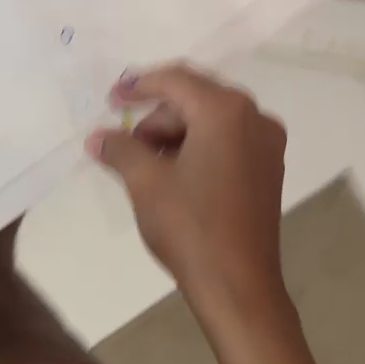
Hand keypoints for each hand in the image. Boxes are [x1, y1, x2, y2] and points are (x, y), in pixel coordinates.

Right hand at [86, 65, 290, 331]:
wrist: (236, 282)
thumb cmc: (189, 227)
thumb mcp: (145, 184)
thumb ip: (120, 150)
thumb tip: (97, 137)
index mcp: (225, 111)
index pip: (176, 80)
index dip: (139, 85)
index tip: (110, 99)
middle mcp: (254, 118)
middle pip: (195, 100)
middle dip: (155, 118)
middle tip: (124, 147)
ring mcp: (266, 145)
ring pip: (211, 124)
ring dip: (174, 137)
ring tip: (144, 169)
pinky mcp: (267, 171)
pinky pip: (226, 145)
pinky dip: (196, 151)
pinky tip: (173, 179)